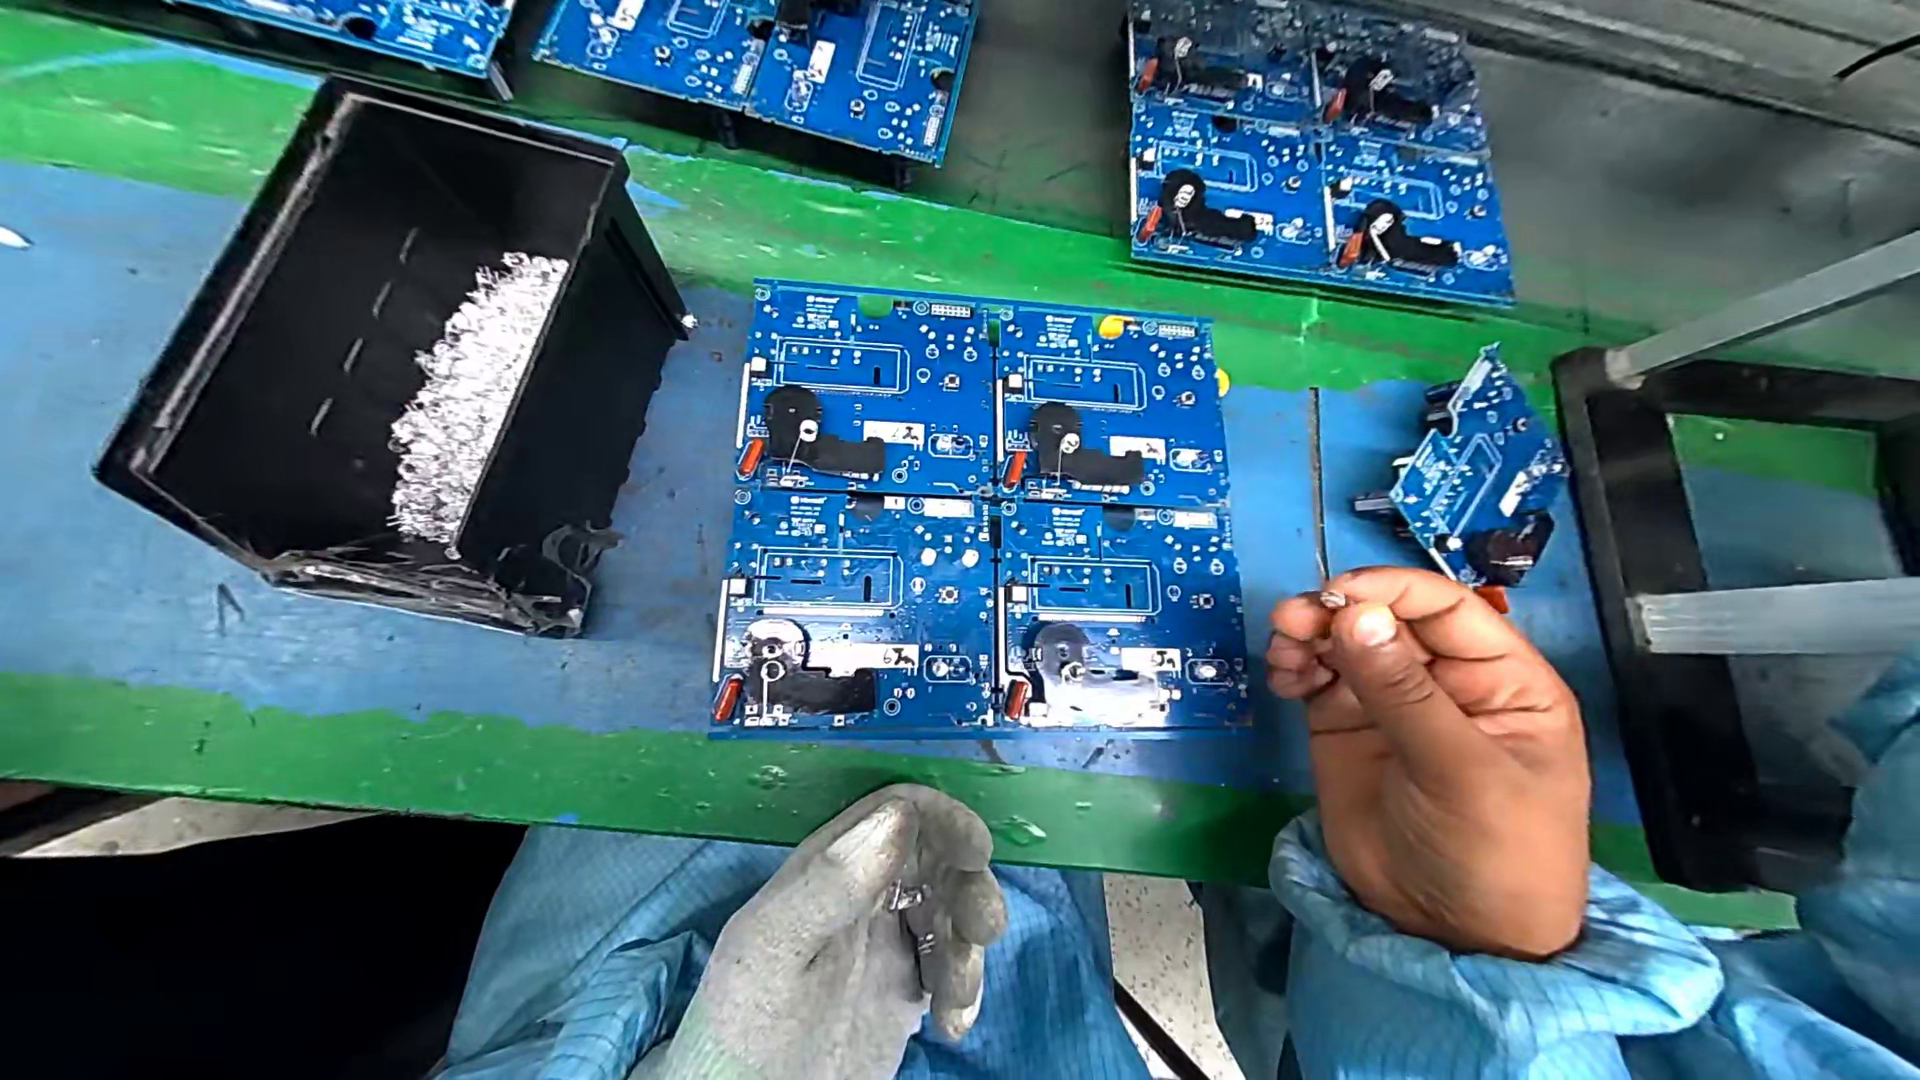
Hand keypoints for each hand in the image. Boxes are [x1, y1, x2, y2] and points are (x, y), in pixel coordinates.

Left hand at [639, 784, 1006, 1079]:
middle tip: (983, 927)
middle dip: (970, 883)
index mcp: (833, 863)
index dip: (942, 818)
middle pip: (938, 857)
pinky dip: (965, 986)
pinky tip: (952, 1024)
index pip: (898, 810)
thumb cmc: (750, 1022)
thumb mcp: (780, 945)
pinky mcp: (904, 985)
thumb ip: (832, 880)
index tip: (976, 849)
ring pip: (952, 908)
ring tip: (957, 995)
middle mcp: (866, 889)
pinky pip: (951, 963)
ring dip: (970, 941)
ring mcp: (887, 937)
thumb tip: (901, 813)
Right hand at [1268, 567, 1589, 959]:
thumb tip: (1354, 616)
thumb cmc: (1490, 851)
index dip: (1391, 590)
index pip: (1444, 608)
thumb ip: (1404, 692)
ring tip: (1282, 654)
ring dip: (1305, 635)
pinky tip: (1282, 678)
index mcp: (1498, 679)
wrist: (1441, 927)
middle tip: (1289, 620)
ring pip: (1340, 640)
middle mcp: (1439, 677)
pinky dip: (1292, 665)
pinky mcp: (1341, 719)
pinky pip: (1312, 673)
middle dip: (1333, 612)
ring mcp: (1386, 698)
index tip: (1335, 595)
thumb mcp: (1459, 772)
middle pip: (1381, 617)